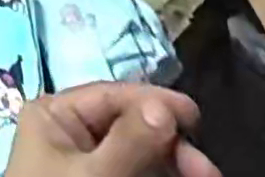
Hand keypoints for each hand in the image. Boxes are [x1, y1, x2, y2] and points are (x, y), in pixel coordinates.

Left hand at [3, 82, 219, 176]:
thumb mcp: (93, 176)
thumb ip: (130, 142)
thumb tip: (163, 107)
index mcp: (55, 116)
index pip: (109, 96)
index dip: (153, 101)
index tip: (196, 116)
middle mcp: (70, 138)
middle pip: (129, 129)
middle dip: (170, 147)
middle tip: (209, 174)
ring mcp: (87, 171)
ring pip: (140, 162)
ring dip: (173, 171)